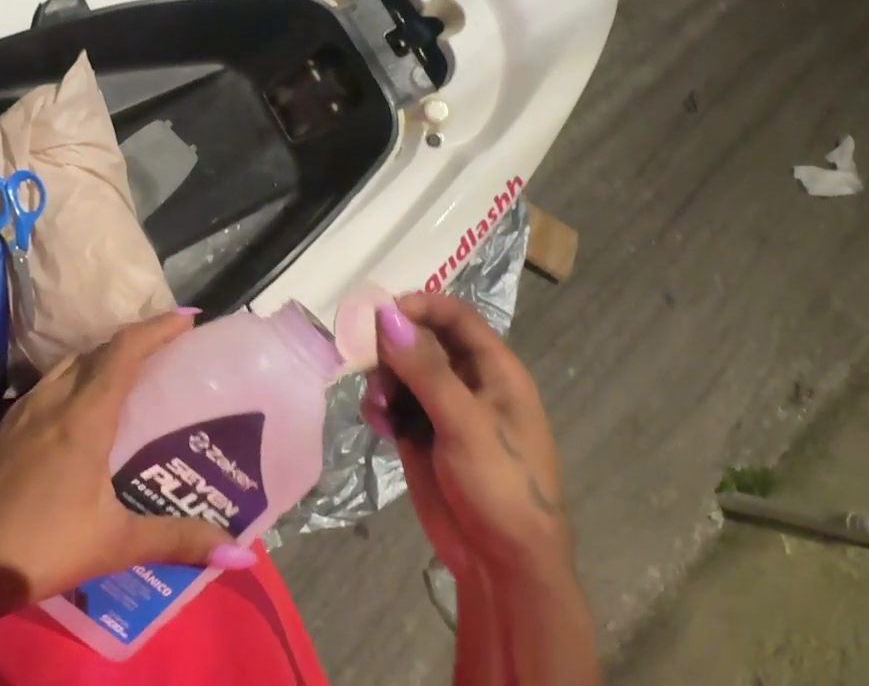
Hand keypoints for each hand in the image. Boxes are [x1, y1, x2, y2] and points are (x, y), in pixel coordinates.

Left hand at [0, 310, 253, 602]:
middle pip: (97, 351)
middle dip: (134, 340)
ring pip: (69, 365)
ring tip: (131, 373)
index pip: (124, 351)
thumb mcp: (115, 544)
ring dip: (102, 357)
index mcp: (84, 415)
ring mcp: (23, 413)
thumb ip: (178, 540)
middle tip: (168, 349)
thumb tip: (242, 553)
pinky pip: (50, 385)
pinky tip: (83, 411)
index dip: (157, 328)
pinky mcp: (5, 432)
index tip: (188, 317)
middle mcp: (53, 401)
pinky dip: (77, 378)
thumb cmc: (41, 547)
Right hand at [361, 292, 570, 577]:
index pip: (455, 316)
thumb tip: (387, 315)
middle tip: (364, 360)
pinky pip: (394, 405)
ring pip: (402, 372)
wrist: (504, 563)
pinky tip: (379, 425)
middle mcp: (469, 383)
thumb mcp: (464, 423)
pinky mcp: (423, 437)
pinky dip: (381, 408)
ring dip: (383, 380)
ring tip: (378, 406)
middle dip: (392, 347)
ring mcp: (444, 411)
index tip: (380, 313)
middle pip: (422, 341)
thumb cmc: (500, 484)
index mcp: (495, 370)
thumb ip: (425, 369)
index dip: (420, 306)